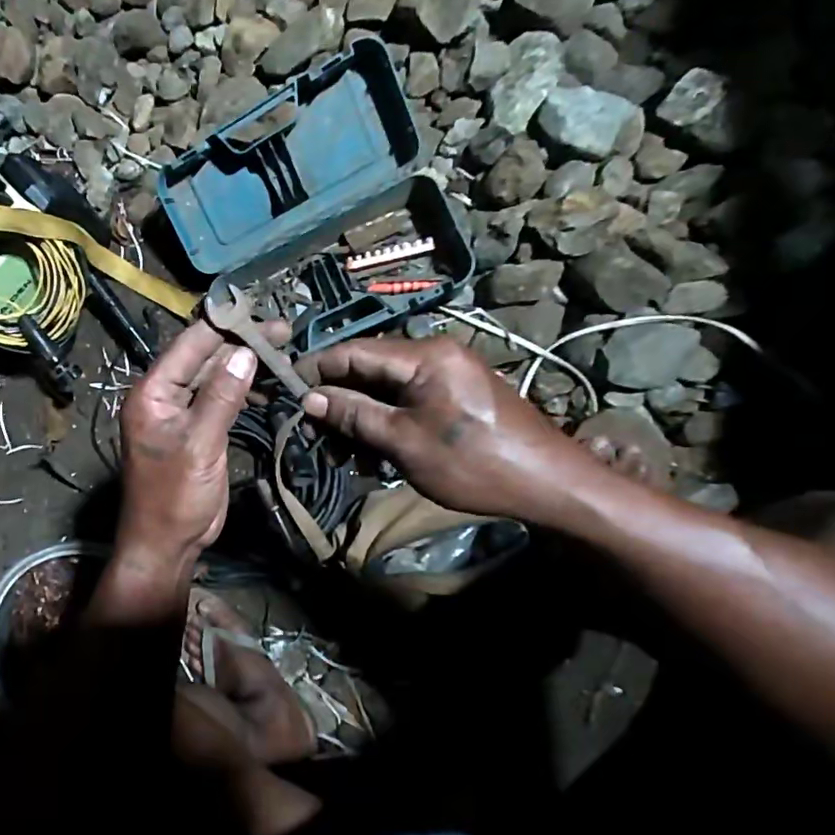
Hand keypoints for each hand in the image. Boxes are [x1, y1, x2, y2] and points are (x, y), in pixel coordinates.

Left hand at [115, 320, 259, 565]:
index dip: (223, 326)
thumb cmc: (174, 497)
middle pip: (205, 358)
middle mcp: (165, 396)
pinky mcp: (199, 431)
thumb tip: (244, 353)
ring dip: (245, 365)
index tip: (257, 309)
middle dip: (240, 343)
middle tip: (282, 330)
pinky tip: (268, 383)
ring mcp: (182, 414)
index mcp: (153, 393)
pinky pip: (222, 400)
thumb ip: (221, 398)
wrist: (167, 544)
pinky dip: (243, 390)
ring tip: (282, 351)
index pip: (189, 346)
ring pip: (216, 378)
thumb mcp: (199, 444)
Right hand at [299, 337, 593, 519]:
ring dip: (363, 418)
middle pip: (370, 369)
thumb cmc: (472, 463)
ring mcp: (450, 373)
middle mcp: (437, 354)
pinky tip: (377, 454)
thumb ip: (355, 415)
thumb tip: (310, 399)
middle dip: (339, 401)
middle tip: (315, 435)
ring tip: (347, 455)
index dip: (317, 369)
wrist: (547, 483)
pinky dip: (390, 422)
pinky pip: (411, 400)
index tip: (287, 392)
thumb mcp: (404, 441)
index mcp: (425, 355)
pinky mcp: (459, 394)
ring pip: (389, 389)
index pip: (354, 351)